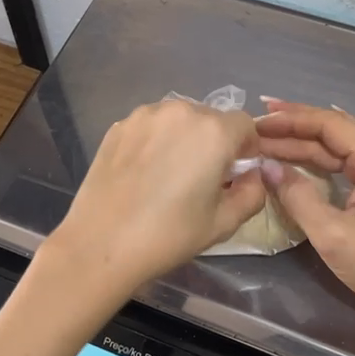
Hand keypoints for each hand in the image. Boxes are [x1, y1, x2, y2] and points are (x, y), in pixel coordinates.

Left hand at [44, 98, 266, 293]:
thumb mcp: (224, 223)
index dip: (246, 149)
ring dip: (184, 139)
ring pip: (178, 120)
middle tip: (202, 179)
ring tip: (170, 175)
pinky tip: (144, 174)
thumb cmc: (169, 235)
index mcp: (213, 132)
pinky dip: (156, 142)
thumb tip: (252, 175)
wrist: (102, 243)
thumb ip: (252, 193)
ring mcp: (144, 116)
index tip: (236, 174)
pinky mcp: (118, 127)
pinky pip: (150, 127)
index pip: (245, 125)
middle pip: (211, 119)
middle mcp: (180, 111)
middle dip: (215, 143)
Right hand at [255, 101, 354, 312]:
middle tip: (256, 125)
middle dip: (295, 126)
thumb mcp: (331, 234)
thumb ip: (297, 196)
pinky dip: (320, 158)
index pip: (331, 125)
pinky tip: (298, 153)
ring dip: (305, 142)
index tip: (259, 117)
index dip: (292, 119)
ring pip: (341, 146)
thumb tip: (266, 167)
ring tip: (268, 137)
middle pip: (336, 130)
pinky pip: (349, 162)